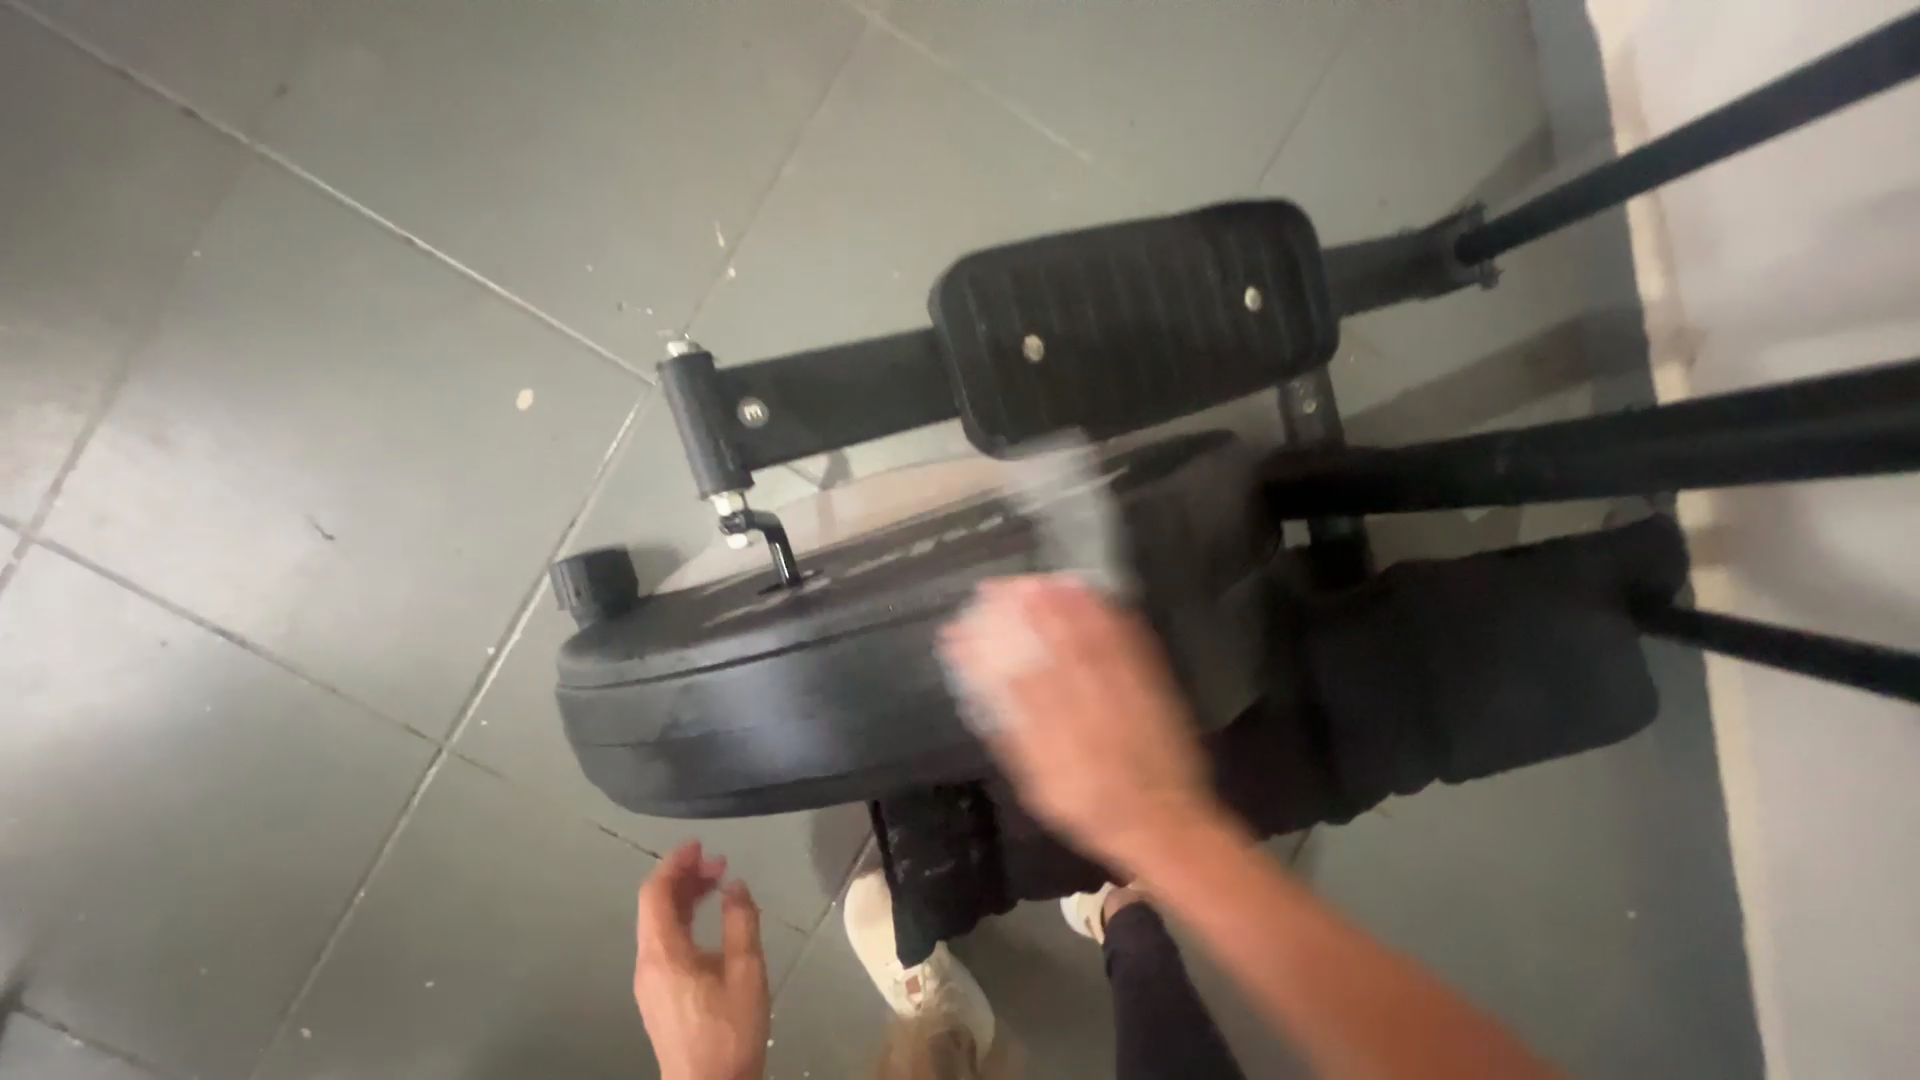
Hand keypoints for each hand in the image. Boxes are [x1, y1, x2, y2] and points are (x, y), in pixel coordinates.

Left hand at [633, 843, 768, 1079]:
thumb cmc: (730, 1031)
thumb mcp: (746, 971)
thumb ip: (741, 921)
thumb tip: (735, 885)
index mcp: (663, 953)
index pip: (656, 894)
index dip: (675, 863)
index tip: (701, 845)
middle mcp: (648, 964)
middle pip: (656, 907)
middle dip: (685, 877)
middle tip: (720, 862)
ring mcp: (650, 983)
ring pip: (660, 925)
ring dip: (686, 898)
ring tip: (720, 883)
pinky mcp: (660, 997)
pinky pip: (665, 943)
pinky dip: (685, 920)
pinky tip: (711, 921)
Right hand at [938, 576, 1226, 869]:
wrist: (1164, 822)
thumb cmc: (1094, 809)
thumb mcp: (1042, 787)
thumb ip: (1015, 740)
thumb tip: (987, 699)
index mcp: (1056, 733)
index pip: (1016, 677)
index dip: (990, 646)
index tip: (967, 625)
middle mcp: (1088, 707)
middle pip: (1053, 647)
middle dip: (1025, 612)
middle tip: (1002, 587)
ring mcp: (1123, 693)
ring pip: (1090, 639)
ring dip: (1064, 606)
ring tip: (1040, 581)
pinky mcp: (1153, 686)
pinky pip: (1130, 644)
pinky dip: (1110, 617)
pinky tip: (1096, 597)